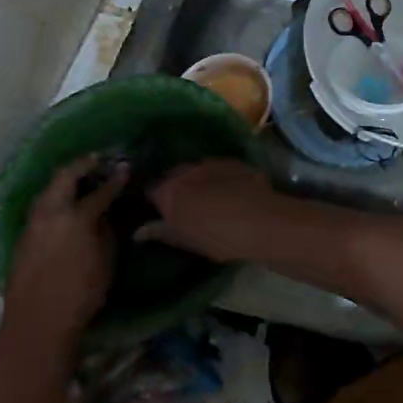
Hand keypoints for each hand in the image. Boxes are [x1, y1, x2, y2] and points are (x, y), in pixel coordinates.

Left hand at [4, 155, 124, 337]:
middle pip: (64, 176)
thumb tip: (105, 213)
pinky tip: (64, 205)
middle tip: (97, 160)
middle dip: (82, 165)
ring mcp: (32, 224)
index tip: (125, 169)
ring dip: (64, 181)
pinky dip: (54, 198)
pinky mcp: (23, 238)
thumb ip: (106, 230)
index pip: (100, 191)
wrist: (38, 323)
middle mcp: (50, 212)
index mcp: (75, 216)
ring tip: (80, 180)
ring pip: (48, 190)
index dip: (115, 180)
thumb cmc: (80, 293)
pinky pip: (41, 207)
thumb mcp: (105, 260)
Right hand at [143, 159, 279, 261]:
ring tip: (212, 200)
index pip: (152, 191)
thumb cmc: (219, 238)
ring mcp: (211, 162)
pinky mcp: (234, 161)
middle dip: (178, 188)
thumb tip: (139, 231)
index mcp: (169, 191)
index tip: (164, 213)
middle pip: (174, 176)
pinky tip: (233, 194)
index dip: (157, 201)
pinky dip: (220, 179)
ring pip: (197, 171)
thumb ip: (161, 231)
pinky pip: (219, 169)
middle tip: (188, 208)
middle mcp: (186, 170)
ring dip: (199, 181)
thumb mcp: (187, 241)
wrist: (263, 222)